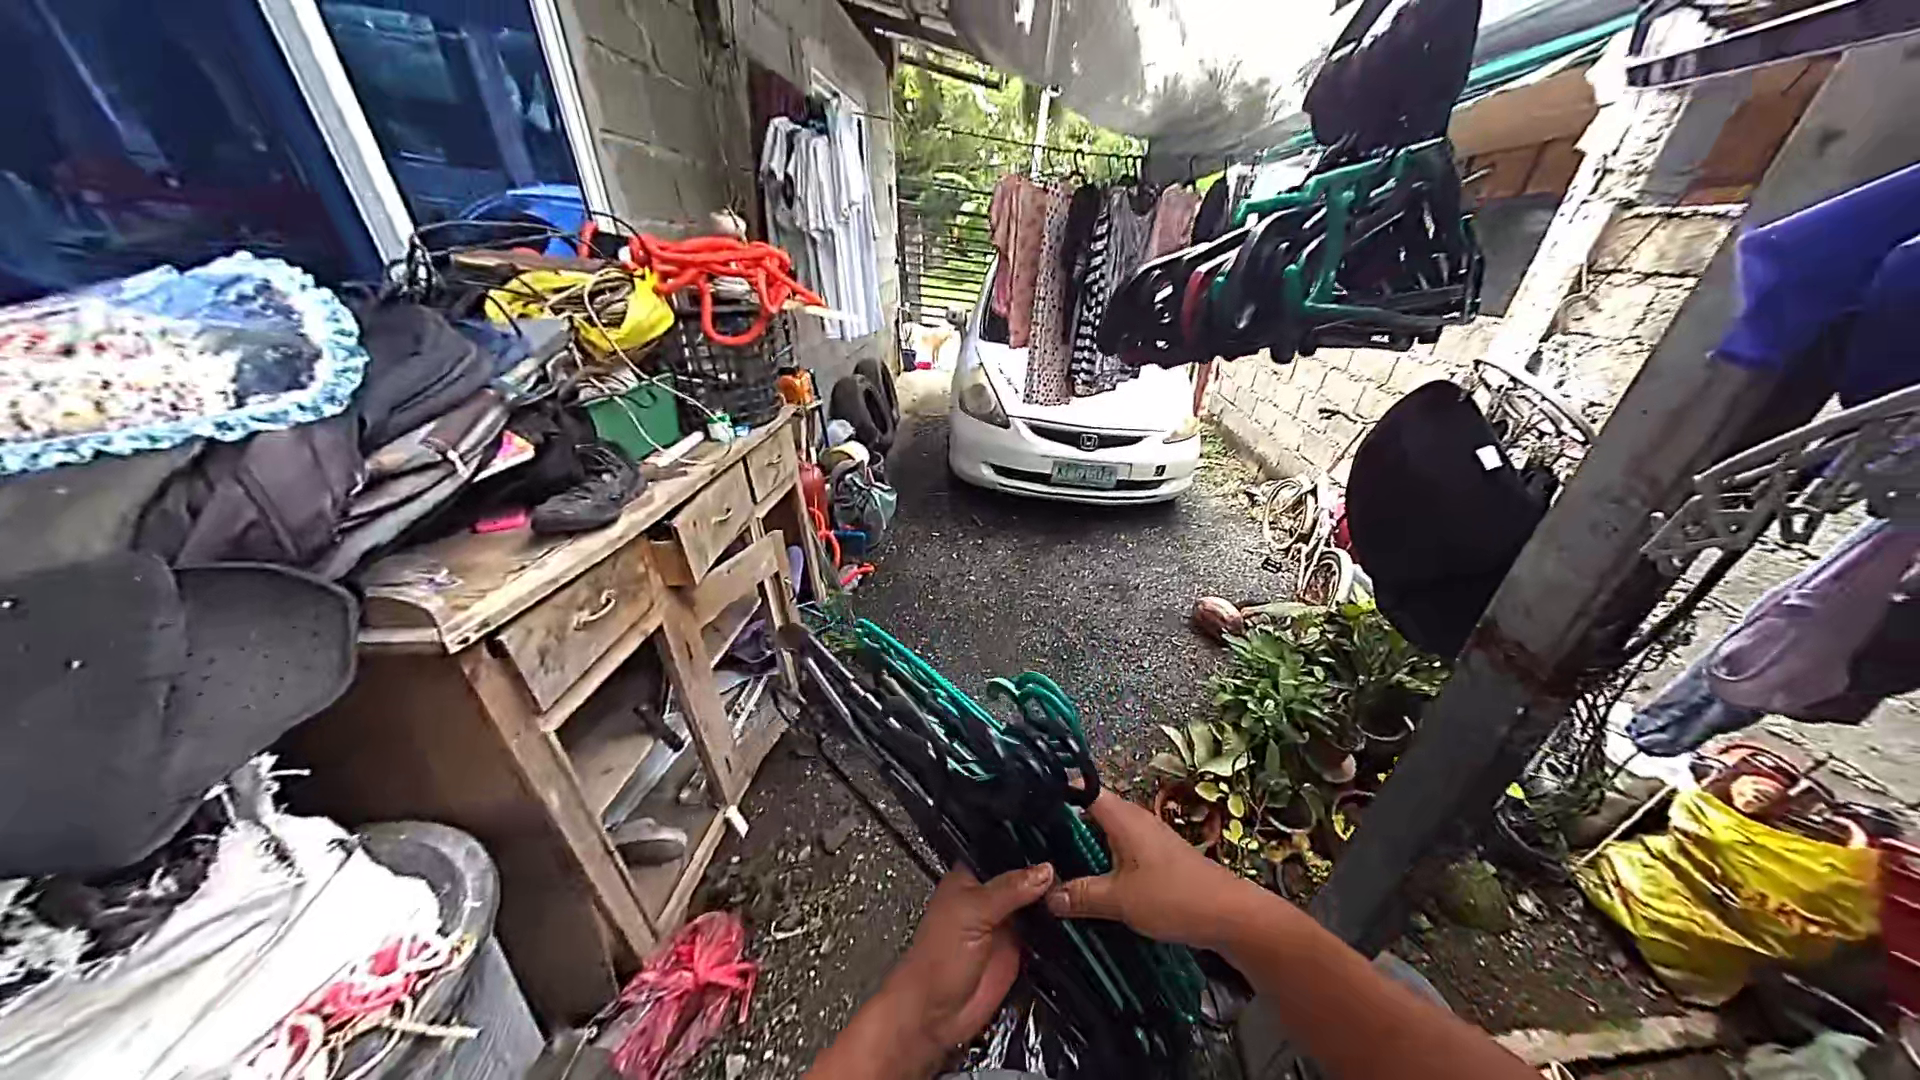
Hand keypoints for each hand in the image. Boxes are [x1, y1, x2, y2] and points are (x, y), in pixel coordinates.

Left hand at [878, 863, 1054, 1065]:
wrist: (935, 1014)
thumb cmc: (935, 958)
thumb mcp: (973, 911)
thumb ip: (1008, 889)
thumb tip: (1043, 871)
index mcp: (972, 875)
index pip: (1006, 852)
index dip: (1029, 849)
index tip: (1056, 847)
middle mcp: (990, 895)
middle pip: (1025, 877)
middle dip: (1045, 876)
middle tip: (1070, 873)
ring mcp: (1004, 922)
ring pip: (1036, 904)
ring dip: (1053, 902)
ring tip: (1072, 895)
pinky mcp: (1018, 949)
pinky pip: (1043, 933)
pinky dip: (1056, 929)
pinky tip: (1068, 922)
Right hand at [1046, 791, 1269, 949]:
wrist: (1231, 916)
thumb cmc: (1173, 897)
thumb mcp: (1120, 899)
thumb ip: (1081, 895)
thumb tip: (1046, 895)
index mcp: (1122, 815)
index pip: (1082, 787)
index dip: (1056, 789)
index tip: (1027, 799)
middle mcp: (1132, 818)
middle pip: (1090, 809)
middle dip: (1062, 820)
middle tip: (1030, 833)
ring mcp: (1145, 836)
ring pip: (1103, 830)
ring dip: (1081, 842)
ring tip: (1050, 856)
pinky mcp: (1154, 855)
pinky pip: (1117, 846)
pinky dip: (1099, 856)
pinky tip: (1087, 876)